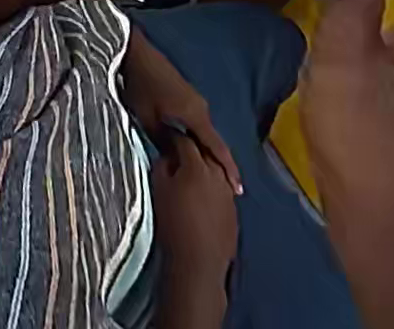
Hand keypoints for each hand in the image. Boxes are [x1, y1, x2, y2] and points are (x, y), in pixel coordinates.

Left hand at [123, 37, 240, 192]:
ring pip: (205, 129)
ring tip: (208, 168)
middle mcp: (202, 107)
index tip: (239, 190)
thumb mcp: (147, 116)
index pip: (217, 147)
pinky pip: (198, 119)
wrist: (136, 53)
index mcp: (196, 115)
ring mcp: (195, 98)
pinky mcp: (187, 93)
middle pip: (213, 139)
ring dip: (206, 146)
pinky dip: (198, 134)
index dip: (228, 168)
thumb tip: (176, 159)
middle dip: (218, 161)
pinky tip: (192, 143)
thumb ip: (163, 140)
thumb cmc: (140, 85)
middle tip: (222, 184)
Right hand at [151, 134, 235, 324]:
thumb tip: (168, 155)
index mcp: (198, 167)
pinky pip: (223, 187)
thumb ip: (163, 164)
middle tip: (176, 145)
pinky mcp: (234, 211)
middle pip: (207, 152)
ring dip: (204, 163)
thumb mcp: (159, 186)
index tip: (162, 132)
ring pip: (218, 169)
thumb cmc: (172, 220)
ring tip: (190, 166)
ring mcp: (230, 194)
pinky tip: (201, 189)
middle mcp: (219, 176)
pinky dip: (212, 182)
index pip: (185, 140)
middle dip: (192, 145)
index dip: (173, 134)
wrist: (198, 261)